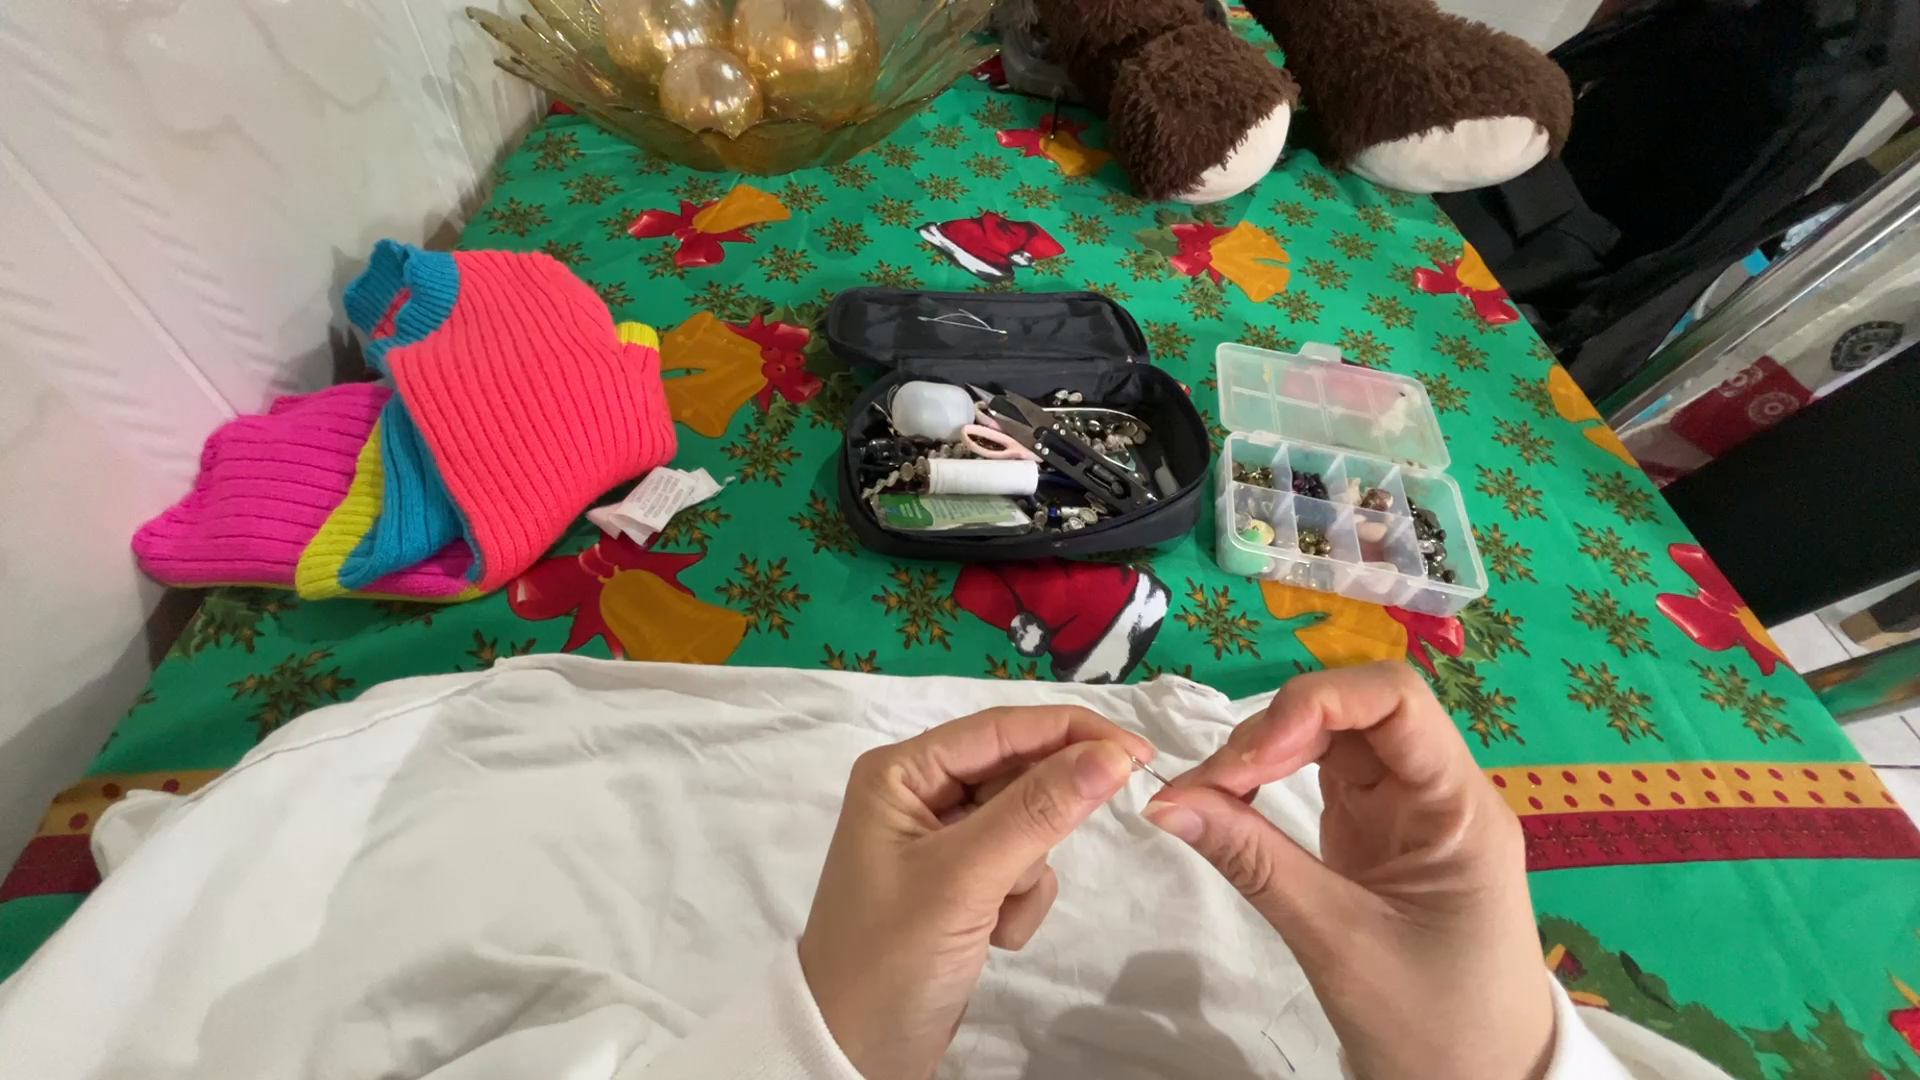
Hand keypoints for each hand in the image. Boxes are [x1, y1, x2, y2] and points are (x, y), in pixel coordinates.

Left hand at [799, 706, 1153, 1079]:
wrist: (854, 1058)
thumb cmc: (892, 958)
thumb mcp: (965, 879)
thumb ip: (1038, 811)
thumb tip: (1111, 754)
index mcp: (903, 770)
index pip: (1000, 728)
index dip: (1071, 731)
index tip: (1137, 751)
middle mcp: (921, 789)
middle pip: (1015, 771)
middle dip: (1042, 817)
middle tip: (1062, 846)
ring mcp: (943, 835)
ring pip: (1025, 818)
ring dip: (1026, 868)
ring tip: (991, 915)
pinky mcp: (962, 876)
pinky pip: (1020, 860)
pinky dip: (1020, 896)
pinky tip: (990, 934)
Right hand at [1142, 662, 1552, 1079]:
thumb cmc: (1434, 1027)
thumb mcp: (1335, 942)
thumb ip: (1251, 860)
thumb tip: (1164, 801)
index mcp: (1458, 807)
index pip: (1393, 699)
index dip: (1314, 703)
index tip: (1250, 760)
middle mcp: (1432, 786)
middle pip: (1346, 710)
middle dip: (1270, 733)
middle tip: (1208, 788)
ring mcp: (1400, 800)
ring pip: (1322, 732)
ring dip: (1259, 751)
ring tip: (1209, 796)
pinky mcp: (1370, 818)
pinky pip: (1310, 767)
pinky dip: (1263, 774)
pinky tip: (1232, 800)